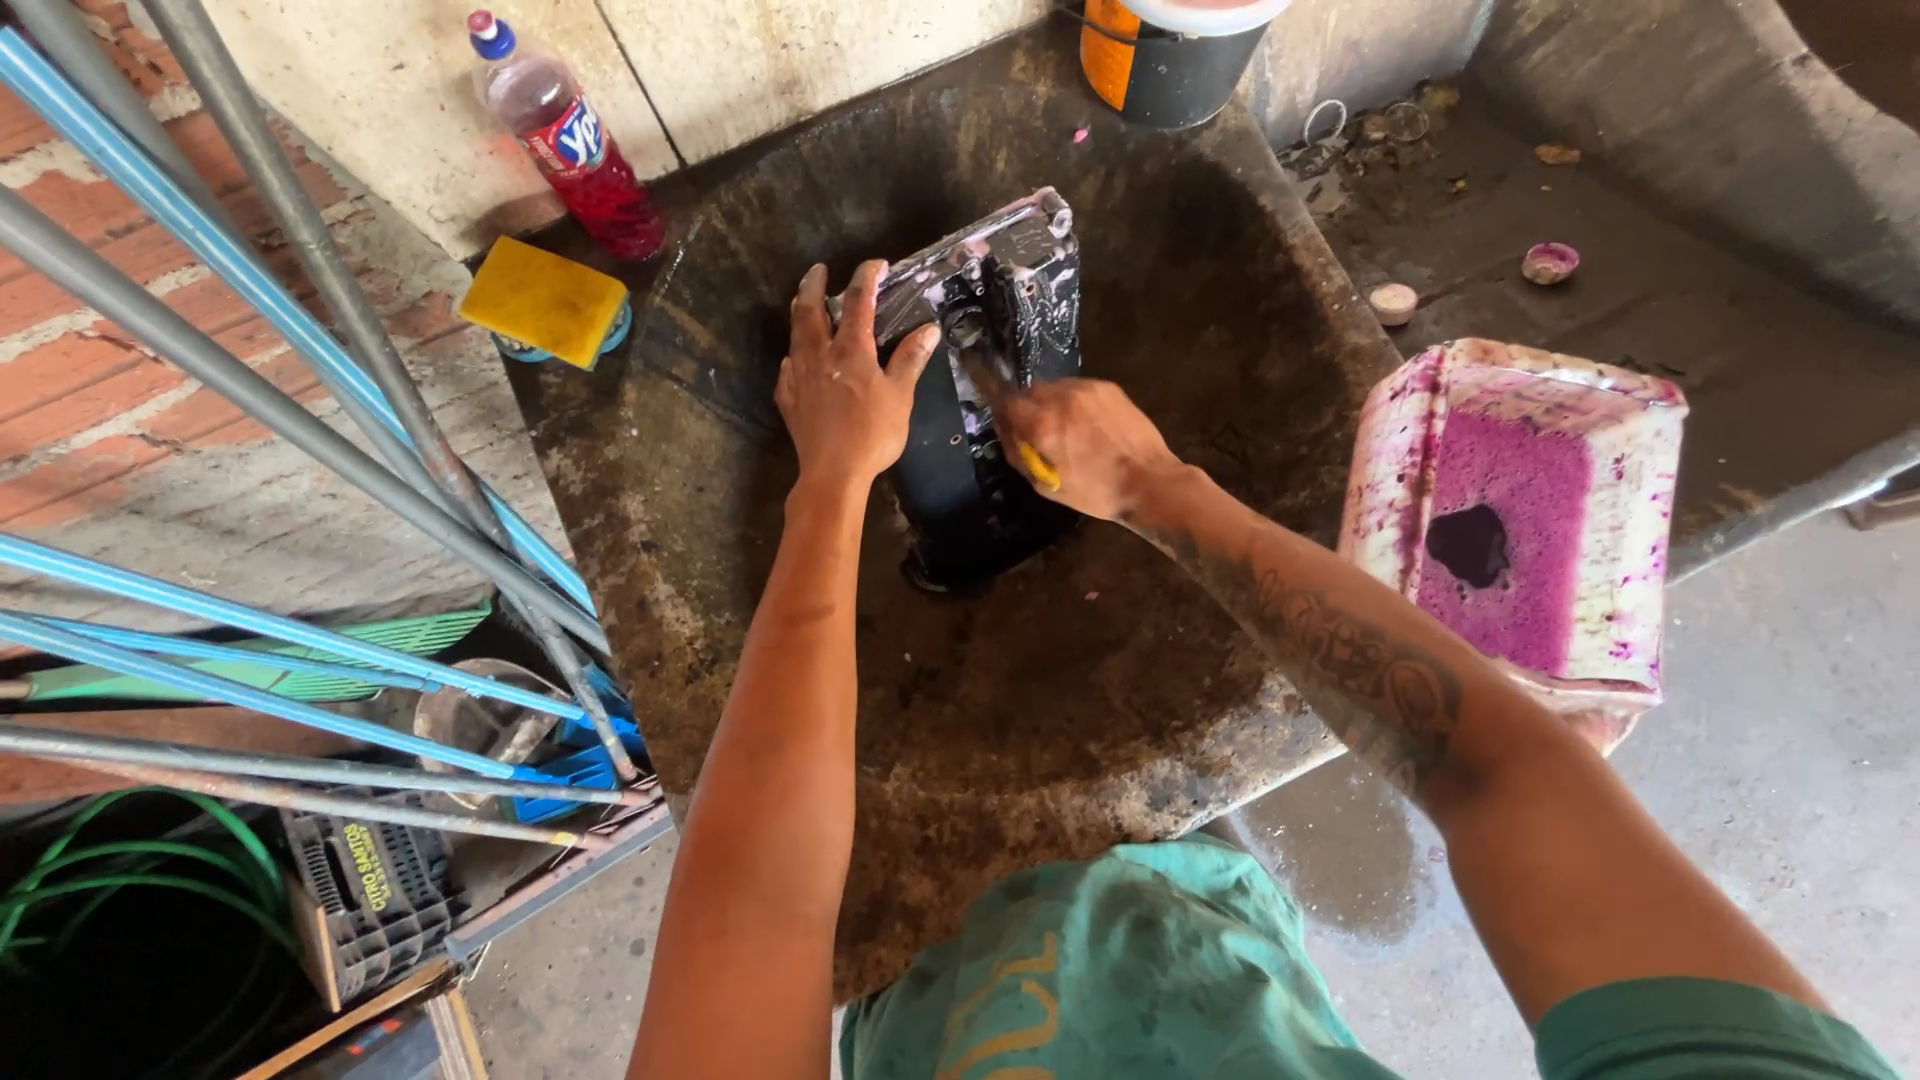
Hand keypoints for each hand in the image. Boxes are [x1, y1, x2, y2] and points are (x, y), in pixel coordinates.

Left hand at [776, 260, 939, 489]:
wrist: (833, 472)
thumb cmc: (872, 434)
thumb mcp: (900, 396)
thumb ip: (910, 359)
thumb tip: (928, 329)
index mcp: (851, 350)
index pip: (858, 301)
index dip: (867, 277)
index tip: (877, 264)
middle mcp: (820, 355)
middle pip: (811, 310)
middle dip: (814, 285)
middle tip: (818, 271)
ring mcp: (799, 377)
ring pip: (795, 336)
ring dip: (799, 314)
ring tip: (802, 303)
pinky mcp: (788, 400)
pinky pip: (787, 370)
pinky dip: (793, 357)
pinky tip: (795, 360)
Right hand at [988, 377, 1185, 521]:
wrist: (1148, 481)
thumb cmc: (1095, 492)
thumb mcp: (1046, 486)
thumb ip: (1019, 454)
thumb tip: (1005, 432)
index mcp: (1042, 426)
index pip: (1006, 404)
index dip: (1003, 414)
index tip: (1007, 424)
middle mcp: (1060, 399)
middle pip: (1029, 391)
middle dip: (1028, 408)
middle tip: (1039, 430)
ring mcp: (1086, 389)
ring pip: (1054, 386)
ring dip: (1051, 402)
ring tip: (1066, 426)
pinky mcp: (1107, 387)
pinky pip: (1078, 388)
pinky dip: (1074, 401)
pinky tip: (1087, 421)